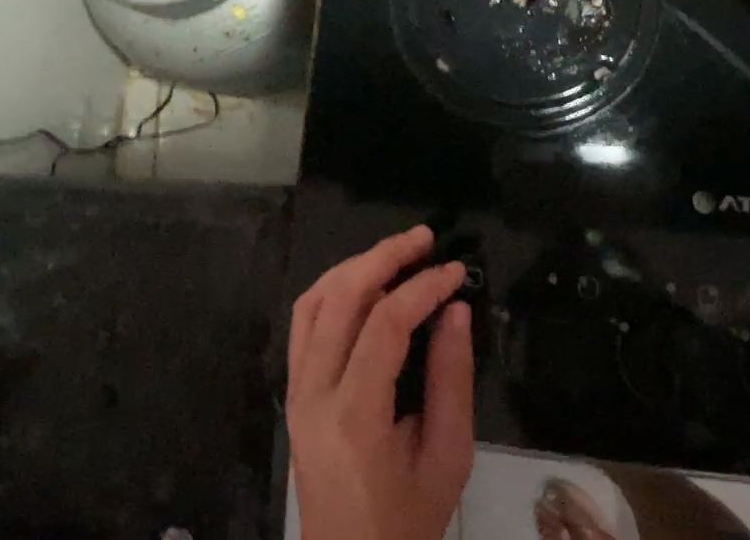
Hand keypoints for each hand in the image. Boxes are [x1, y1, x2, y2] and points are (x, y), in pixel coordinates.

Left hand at [287, 227, 474, 539]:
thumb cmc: (406, 518)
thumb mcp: (447, 457)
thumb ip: (453, 379)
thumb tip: (455, 308)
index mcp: (353, 415)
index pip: (385, 324)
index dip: (423, 287)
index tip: (456, 272)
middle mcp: (312, 393)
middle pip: (340, 298)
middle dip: (383, 256)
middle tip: (424, 238)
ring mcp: (295, 391)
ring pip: (313, 302)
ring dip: (355, 266)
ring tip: (397, 252)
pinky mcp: (293, 392)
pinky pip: (303, 323)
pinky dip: (332, 289)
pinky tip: (363, 282)